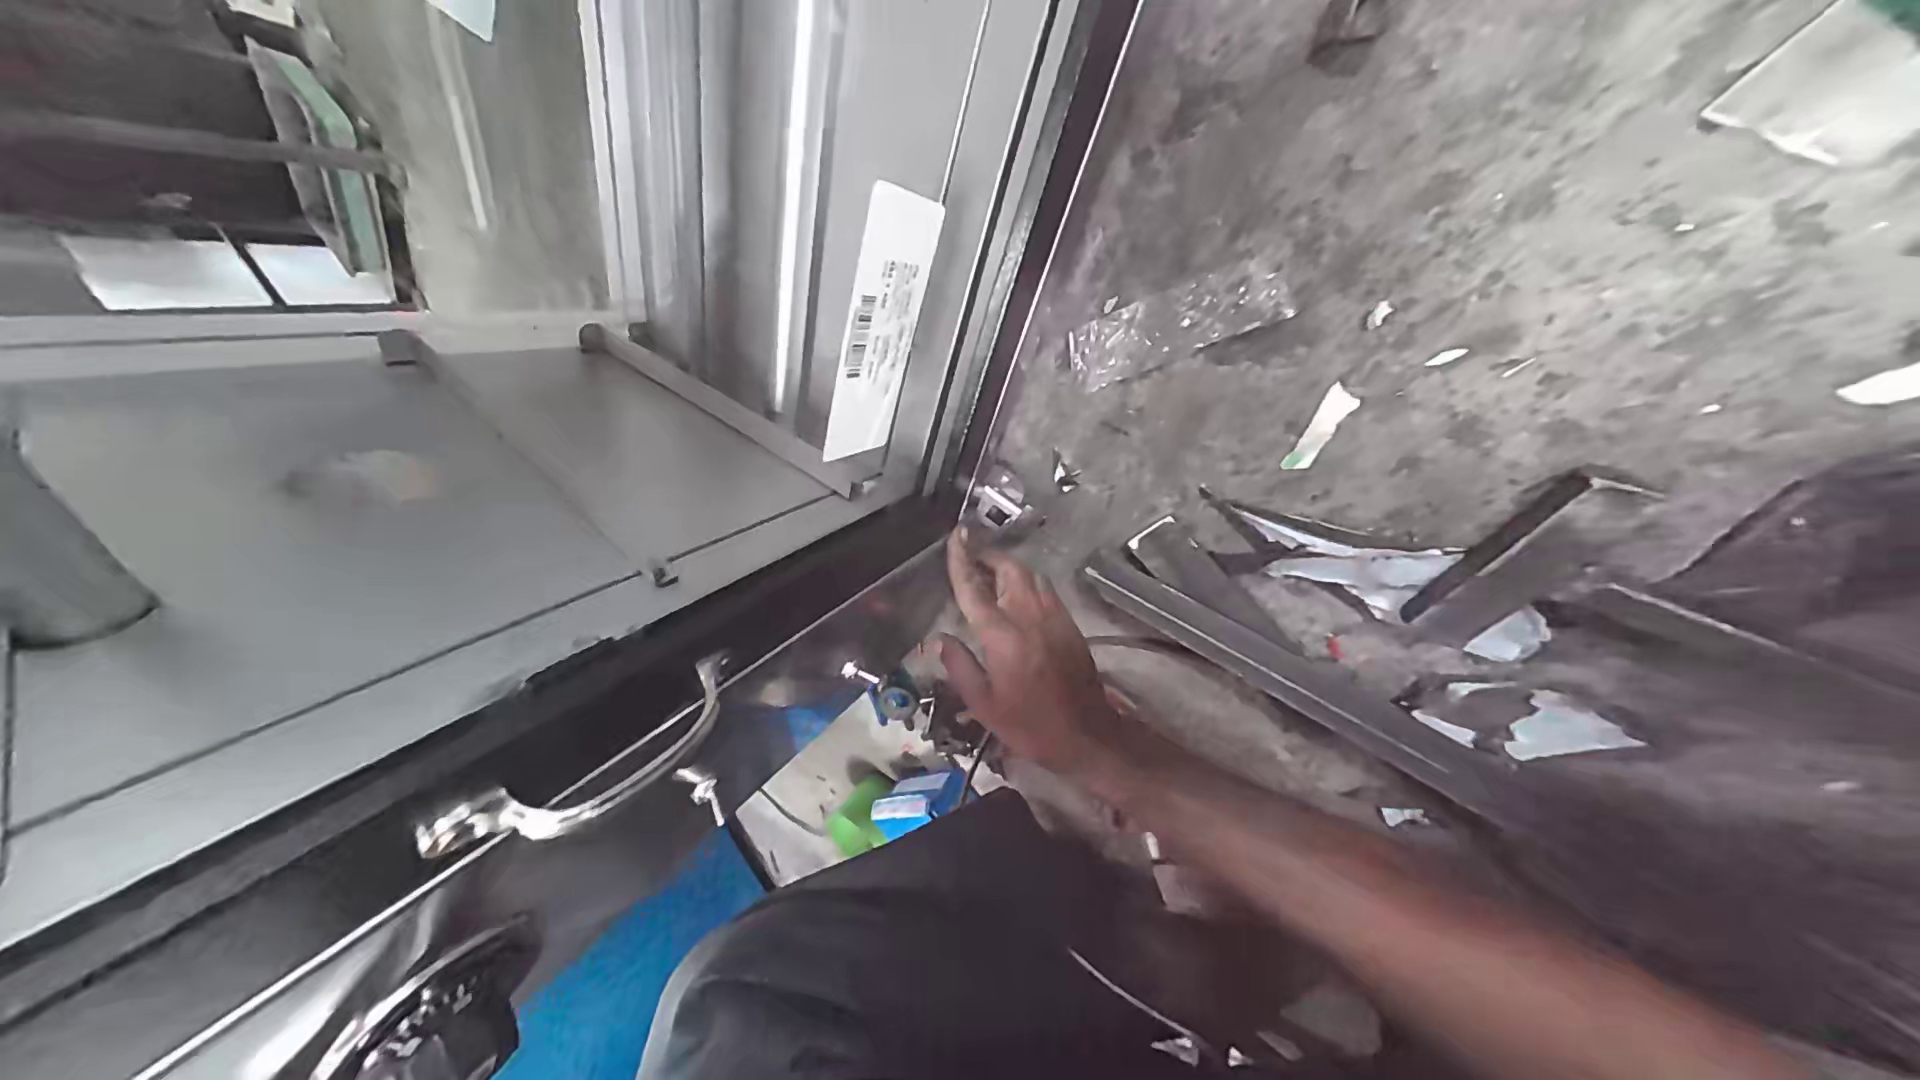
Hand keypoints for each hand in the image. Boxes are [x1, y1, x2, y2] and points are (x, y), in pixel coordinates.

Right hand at [933, 528, 1135, 783]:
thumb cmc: (1030, 724)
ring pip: (1031, 575)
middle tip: (971, 557)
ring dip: (1008, 567)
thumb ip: (959, 666)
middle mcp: (1030, 617)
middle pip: (1010, 569)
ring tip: (990, 574)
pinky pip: (1045, 589)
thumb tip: (939, 639)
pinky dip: (1027, 581)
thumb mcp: (984, 705)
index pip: (975, 588)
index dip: (961, 561)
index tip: (955, 537)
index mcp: (1003, 636)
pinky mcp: (1070, 624)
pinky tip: (1018, 595)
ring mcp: (1055, 617)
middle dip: (989, 556)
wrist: (1087, 734)